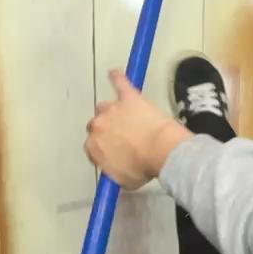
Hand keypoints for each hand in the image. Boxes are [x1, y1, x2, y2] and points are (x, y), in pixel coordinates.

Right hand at [85, 70, 189, 188]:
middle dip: (107, 130)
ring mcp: (112, 109)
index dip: (104, 148)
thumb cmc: (142, 169)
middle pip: (96, 125)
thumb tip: (114, 168)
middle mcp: (97, 126)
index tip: (115, 151)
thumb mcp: (122, 180)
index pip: (92, 146)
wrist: (160, 150)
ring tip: (125, 115)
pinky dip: (117, 78)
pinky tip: (114, 73)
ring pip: (105, 107)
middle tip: (123, 136)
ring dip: (112, 112)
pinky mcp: (128, 97)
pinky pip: (119, 83)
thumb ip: (113, 170)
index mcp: (93, 147)